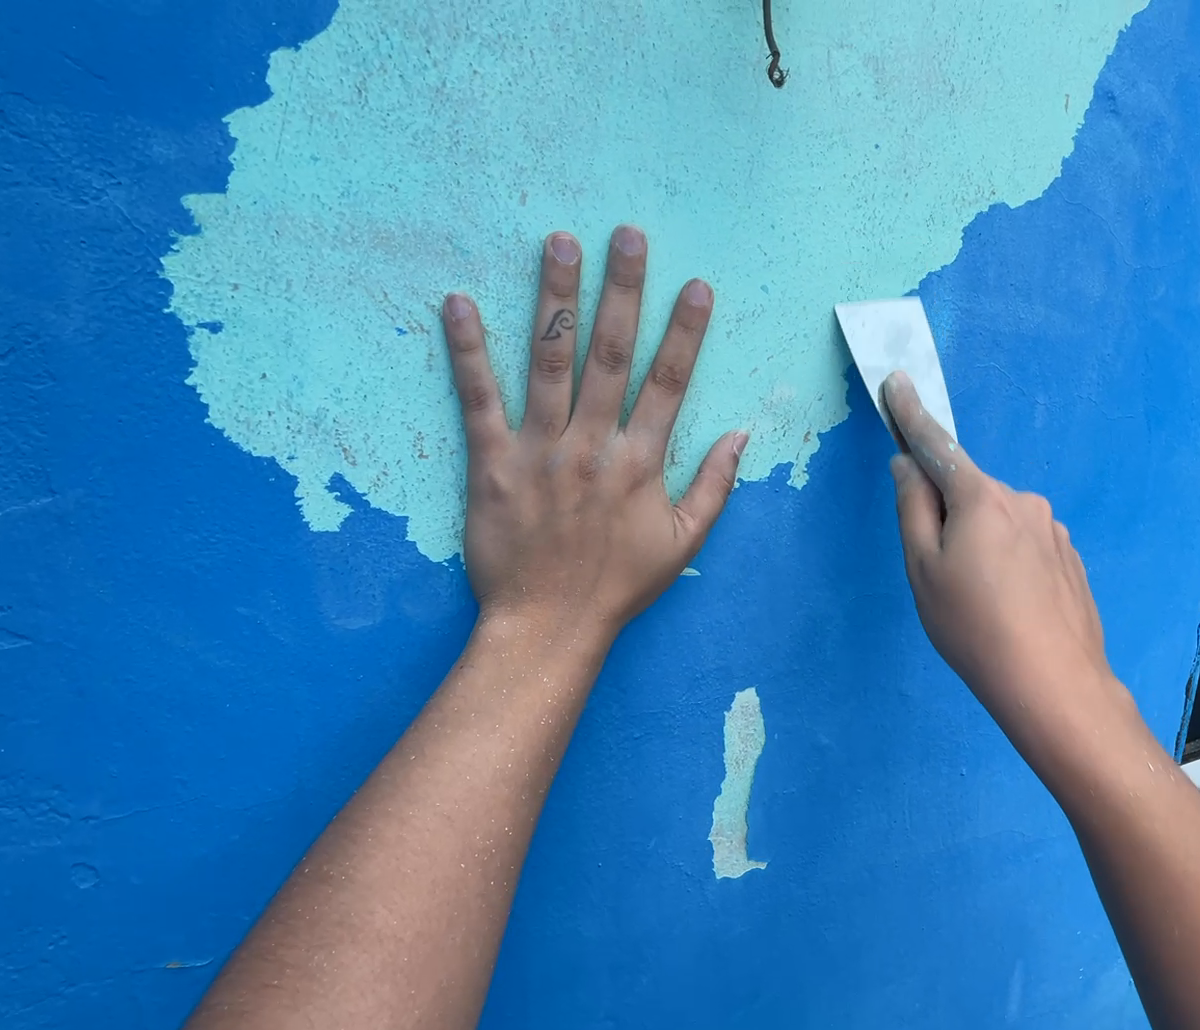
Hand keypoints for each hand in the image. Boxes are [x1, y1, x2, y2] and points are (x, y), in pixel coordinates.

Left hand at [442, 226, 746, 647]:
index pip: (670, 383)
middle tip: (626, 235)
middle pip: (612, 355)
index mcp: (641, 463)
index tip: (696, 286)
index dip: (685, 332)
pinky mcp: (493, 465)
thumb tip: (740, 435)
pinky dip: (469, 352)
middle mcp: (593, 445)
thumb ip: (715, 487)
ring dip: (555, 299)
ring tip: (556, 243)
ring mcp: (541, 450)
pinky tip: (459, 304)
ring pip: (550, 362)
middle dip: (622, 290)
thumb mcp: (684, 542)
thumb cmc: (621, 585)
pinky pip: (479, 401)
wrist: (550, 624)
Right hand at [884, 372, 1123, 751]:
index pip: (938, 446)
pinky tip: (1012, 608)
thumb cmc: (973, 627)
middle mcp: (1022, 500)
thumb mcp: (924, 570)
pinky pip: (1025, 546)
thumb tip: (909, 465)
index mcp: (981, 498)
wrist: (1054, 684)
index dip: (911, 415)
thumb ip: (912, 509)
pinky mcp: (1070, 557)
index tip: (897, 381)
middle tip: (944, 576)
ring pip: (998, 523)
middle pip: (969, 494)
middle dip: (949, 517)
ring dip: (981, 544)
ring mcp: (1053, 529)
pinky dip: (1009, 564)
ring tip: (982, 603)